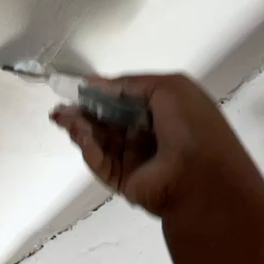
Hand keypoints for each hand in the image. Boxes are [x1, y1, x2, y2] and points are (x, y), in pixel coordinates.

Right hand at [51, 74, 263, 220]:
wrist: (202, 177)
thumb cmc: (192, 127)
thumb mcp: (169, 88)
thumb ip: (130, 83)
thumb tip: (95, 84)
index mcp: (164, 112)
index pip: (125, 100)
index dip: (102, 94)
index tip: (80, 89)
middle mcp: (148, 134)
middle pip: (107, 120)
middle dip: (83, 112)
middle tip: (61, 108)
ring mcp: (134, 159)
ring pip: (99, 140)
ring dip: (80, 127)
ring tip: (62, 118)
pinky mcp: (122, 180)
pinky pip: (100, 161)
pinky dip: (88, 148)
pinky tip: (81, 137)